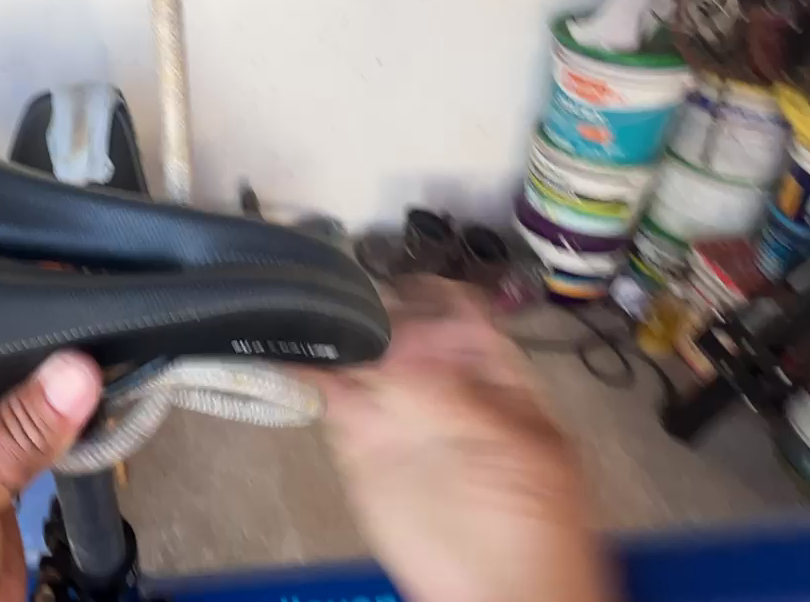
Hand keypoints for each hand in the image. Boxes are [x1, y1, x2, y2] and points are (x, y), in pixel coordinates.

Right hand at [293, 278, 617, 601]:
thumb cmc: (529, 530)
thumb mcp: (514, 452)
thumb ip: (454, 392)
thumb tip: (399, 339)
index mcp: (491, 380)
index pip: (463, 318)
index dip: (436, 293)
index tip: (400, 278)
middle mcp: (440, 383)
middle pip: (400, 327)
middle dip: (371, 305)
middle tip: (337, 290)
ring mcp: (397, 410)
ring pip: (358, 354)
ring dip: (331, 328)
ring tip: (297, 302)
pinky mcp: (360, 436)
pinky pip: (329, 391)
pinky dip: (303, 367)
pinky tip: (280, 346)